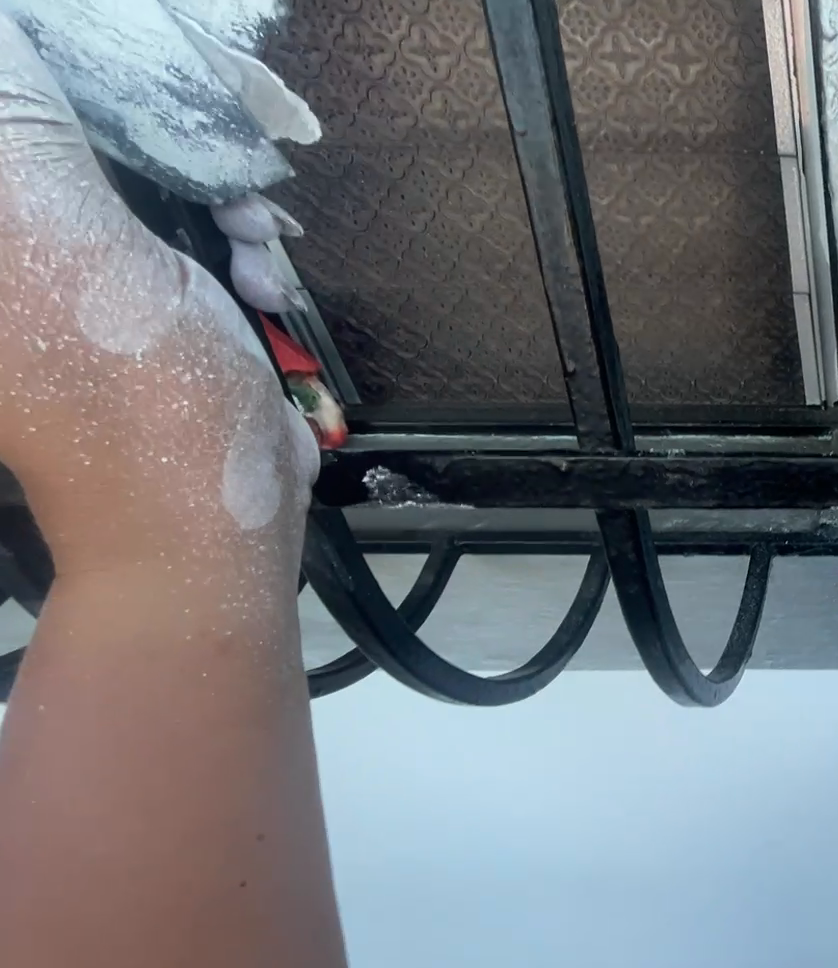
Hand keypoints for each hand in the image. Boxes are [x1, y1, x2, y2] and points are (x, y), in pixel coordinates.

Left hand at [0, 16, 315, 579]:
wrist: (212, 501)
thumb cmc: (135, 387)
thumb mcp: (72, 242)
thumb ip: (19, 123)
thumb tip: (19, 45)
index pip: (10, 94)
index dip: (81, 83)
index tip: (153, 112)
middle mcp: (6, 236)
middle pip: (66, 129)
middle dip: (163, 147)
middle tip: (227, 189)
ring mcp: (56, 262)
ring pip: (130, 174)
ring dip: (214, 202)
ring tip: (259, 252)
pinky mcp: (124, 290)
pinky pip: (174, 229)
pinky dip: (230, 246)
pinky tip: (261, 282)